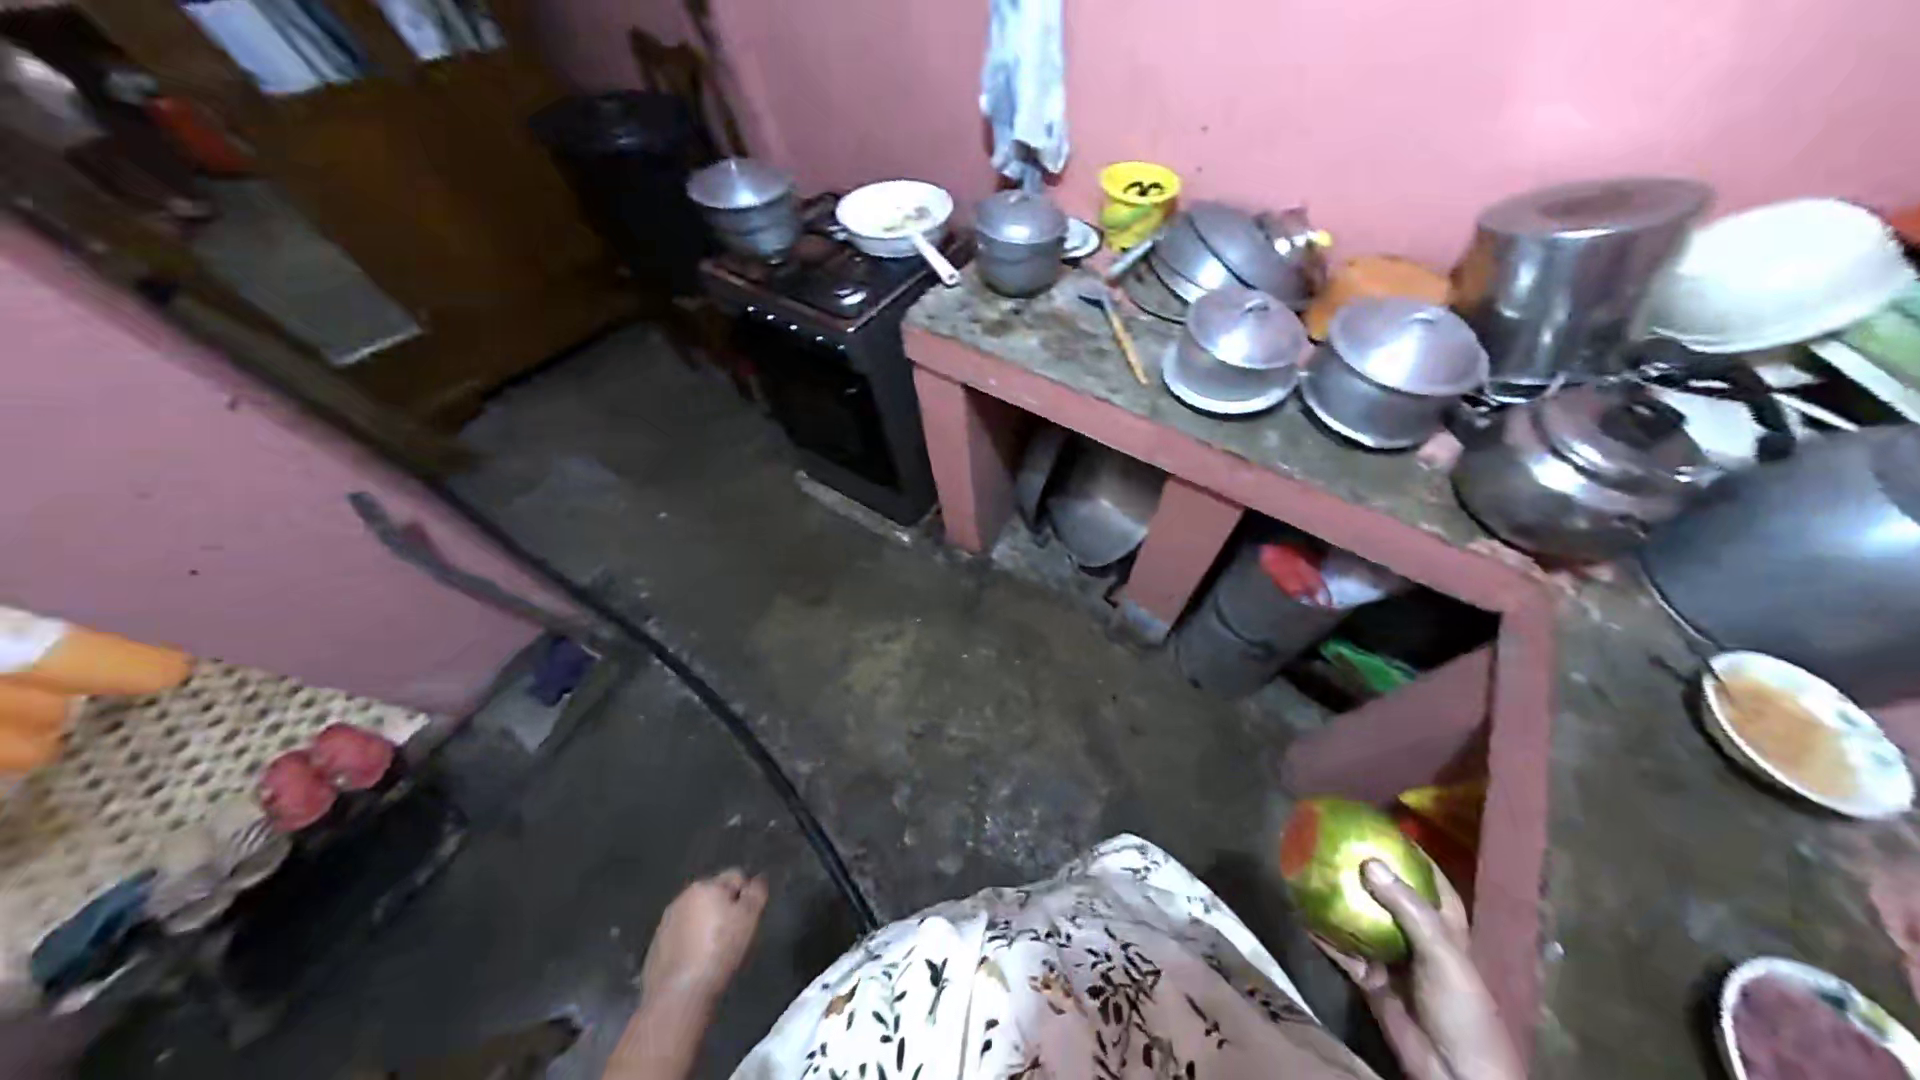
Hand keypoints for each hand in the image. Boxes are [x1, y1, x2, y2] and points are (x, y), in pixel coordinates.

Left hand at [638, 870, 767, 1008]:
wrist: (678, 995)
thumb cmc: (720, 950)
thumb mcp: (749, 917)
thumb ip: (757, 892)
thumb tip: (758, 878)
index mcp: (706, 885)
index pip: (736, 877)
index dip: (747, 896)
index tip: (750, 920)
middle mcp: (682, 897)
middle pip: (714, 895)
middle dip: (725, 909)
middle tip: (735, 936)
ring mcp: (665, 923)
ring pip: (696, 916)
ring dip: (706, 925)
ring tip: (715, 952)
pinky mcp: (656, 947)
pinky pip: (681, 936)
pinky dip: (690, 943)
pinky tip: (696, 963)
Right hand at [1312, 860, 1522, 1079]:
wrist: (1454, 1072)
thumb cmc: (1461, 1008)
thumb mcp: (1443, 954)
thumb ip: (1407, 909)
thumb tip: (1368, 862)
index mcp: (1444, 925)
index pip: (1428, 878)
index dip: (1409, 852)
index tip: (1378, 825)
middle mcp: (1414, 935)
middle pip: (1386, 894)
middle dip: (1360, 870)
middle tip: (1329, 843)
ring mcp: (1389, 956)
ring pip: (1358, 918)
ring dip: (1336, 899)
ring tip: (1307, 870)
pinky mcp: (1368, 977)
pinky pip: (1340, 948)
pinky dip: (1321, 932)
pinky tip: (1300, 911)